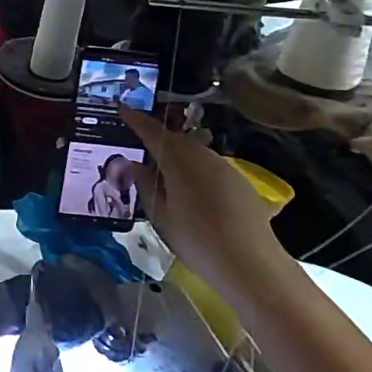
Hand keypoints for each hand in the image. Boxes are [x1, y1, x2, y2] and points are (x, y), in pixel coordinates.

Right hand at [121, 106, 297, 301]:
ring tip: (164, 174)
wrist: (248, 261)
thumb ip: (146, 186)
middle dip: (159, 140)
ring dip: (178, 156)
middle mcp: (203, 155)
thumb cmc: (196, 241)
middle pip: (177, 140)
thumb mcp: (161, 217)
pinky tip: (192, 192)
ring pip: (195, 152)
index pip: (154, 133)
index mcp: (179, 160)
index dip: (137, 121)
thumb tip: (135, 164)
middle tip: (141, 147)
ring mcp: (224, 166)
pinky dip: (196, 170)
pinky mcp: (239, 180)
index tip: (123, 109)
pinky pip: (210, 166)